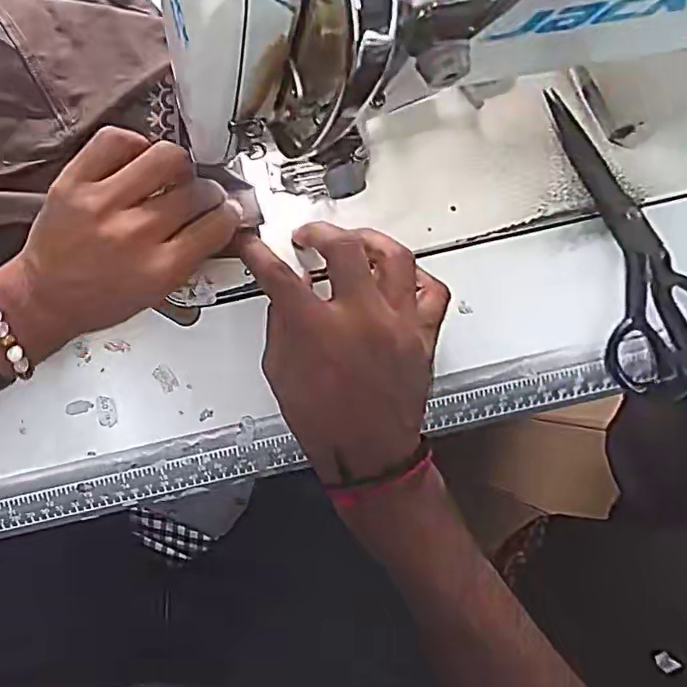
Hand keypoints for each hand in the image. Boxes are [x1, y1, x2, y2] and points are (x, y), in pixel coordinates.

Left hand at [0, 127, 240, 358]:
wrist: (43, 298)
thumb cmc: (97, 299)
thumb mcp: (155, 292)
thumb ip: (190, 257)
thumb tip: (220, 220)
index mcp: (157, 270)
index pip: (215, 226)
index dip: (229, 213)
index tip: (227, 209)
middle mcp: (132, 235)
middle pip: (194, 190)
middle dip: (206, 190)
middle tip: (198, 193)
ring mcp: (100, 205)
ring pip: (165, 157)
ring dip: (177, 165)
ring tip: (168, 175)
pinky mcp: (73, 183)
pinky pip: (115, 140)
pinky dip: (133, 143)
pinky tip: (135, 160)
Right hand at [236, 224, 449, 486]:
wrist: (368, 454)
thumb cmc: (326, 422)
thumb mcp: (279, 370)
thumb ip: (281, 324)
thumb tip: (284, 296)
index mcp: (315, 329)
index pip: (279, 273)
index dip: (259, 252)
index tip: (256, 245)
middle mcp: (359, 319)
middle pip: (342, 246)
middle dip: (318, 232)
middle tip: (308, 235)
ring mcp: (396, 324)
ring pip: (393, 255)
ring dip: (368, 240)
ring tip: (354, 241)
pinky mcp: (422, 336)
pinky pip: (430, 290)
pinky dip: (413, 275)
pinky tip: (397, 275)